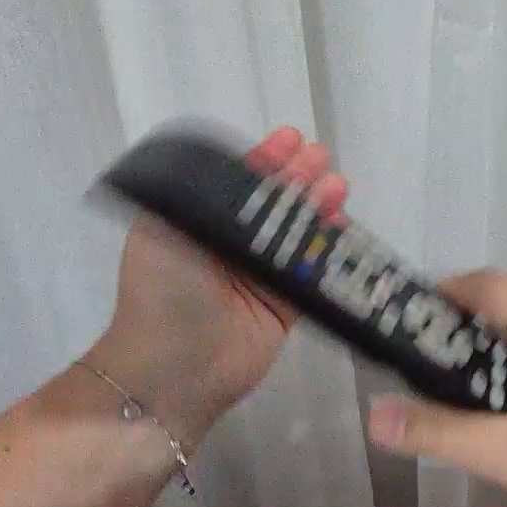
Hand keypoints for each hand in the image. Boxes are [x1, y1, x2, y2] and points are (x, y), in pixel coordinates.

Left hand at [84, 126, 347, 441]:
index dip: (263, 160)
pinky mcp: (286, 307)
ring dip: (318, 207)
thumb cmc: (164, 293)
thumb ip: (200, 199)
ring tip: (337, 184)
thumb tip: (240, 172)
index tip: (288, 138)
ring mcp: (259, 278)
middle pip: (272, 206)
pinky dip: (331, 251)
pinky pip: (314, 273)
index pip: (236, 185)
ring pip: (297, 235)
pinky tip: (344, 227)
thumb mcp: (162, 231)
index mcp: (197, 226)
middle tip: (320, 156)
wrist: (175, 368)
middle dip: (297, 178)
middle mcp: (229, 248)